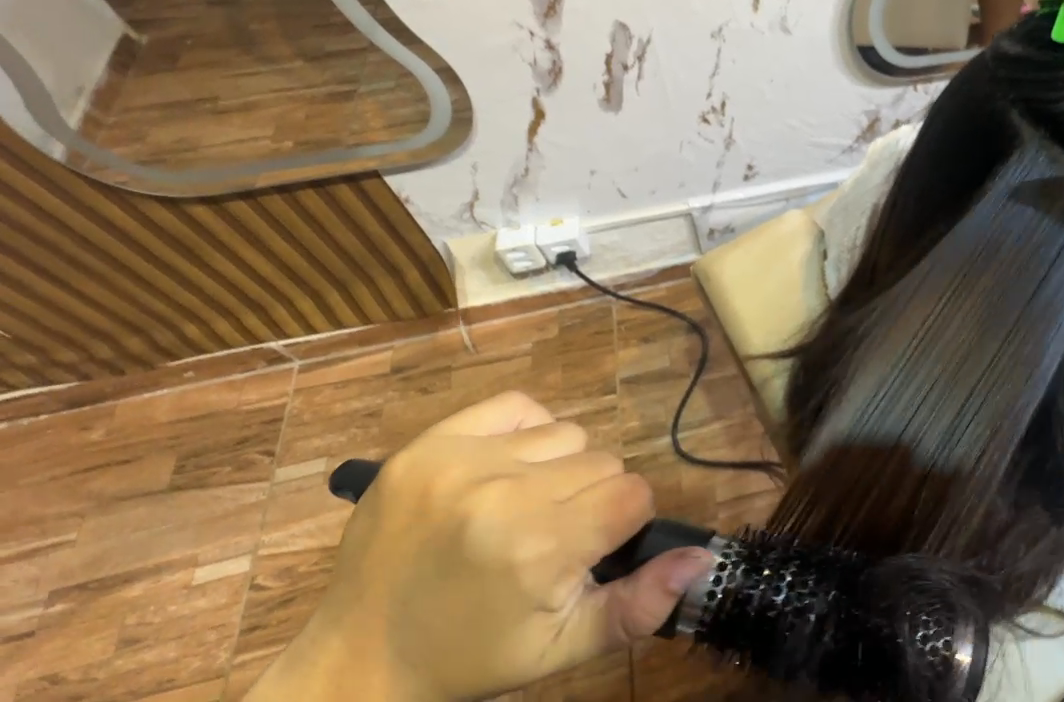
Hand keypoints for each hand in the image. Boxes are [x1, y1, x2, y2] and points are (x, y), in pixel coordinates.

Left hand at [248, 392, 712, 701]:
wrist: (356, 661)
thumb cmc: (472, 656)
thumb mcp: (562, 648)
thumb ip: (639, 605)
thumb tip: (702, 557)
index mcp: (540, 547)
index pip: (634, 495)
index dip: (622, 524)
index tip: (588, 553)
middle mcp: (505, 491)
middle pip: (603, 463)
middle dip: (590, 499)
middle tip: (549, 540)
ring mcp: (461, 460)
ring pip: (568, 435)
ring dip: (559, 469)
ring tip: (520, 511)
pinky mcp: (430, 442)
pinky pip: (520, 407)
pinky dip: (525, 435)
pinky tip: (500, 474)